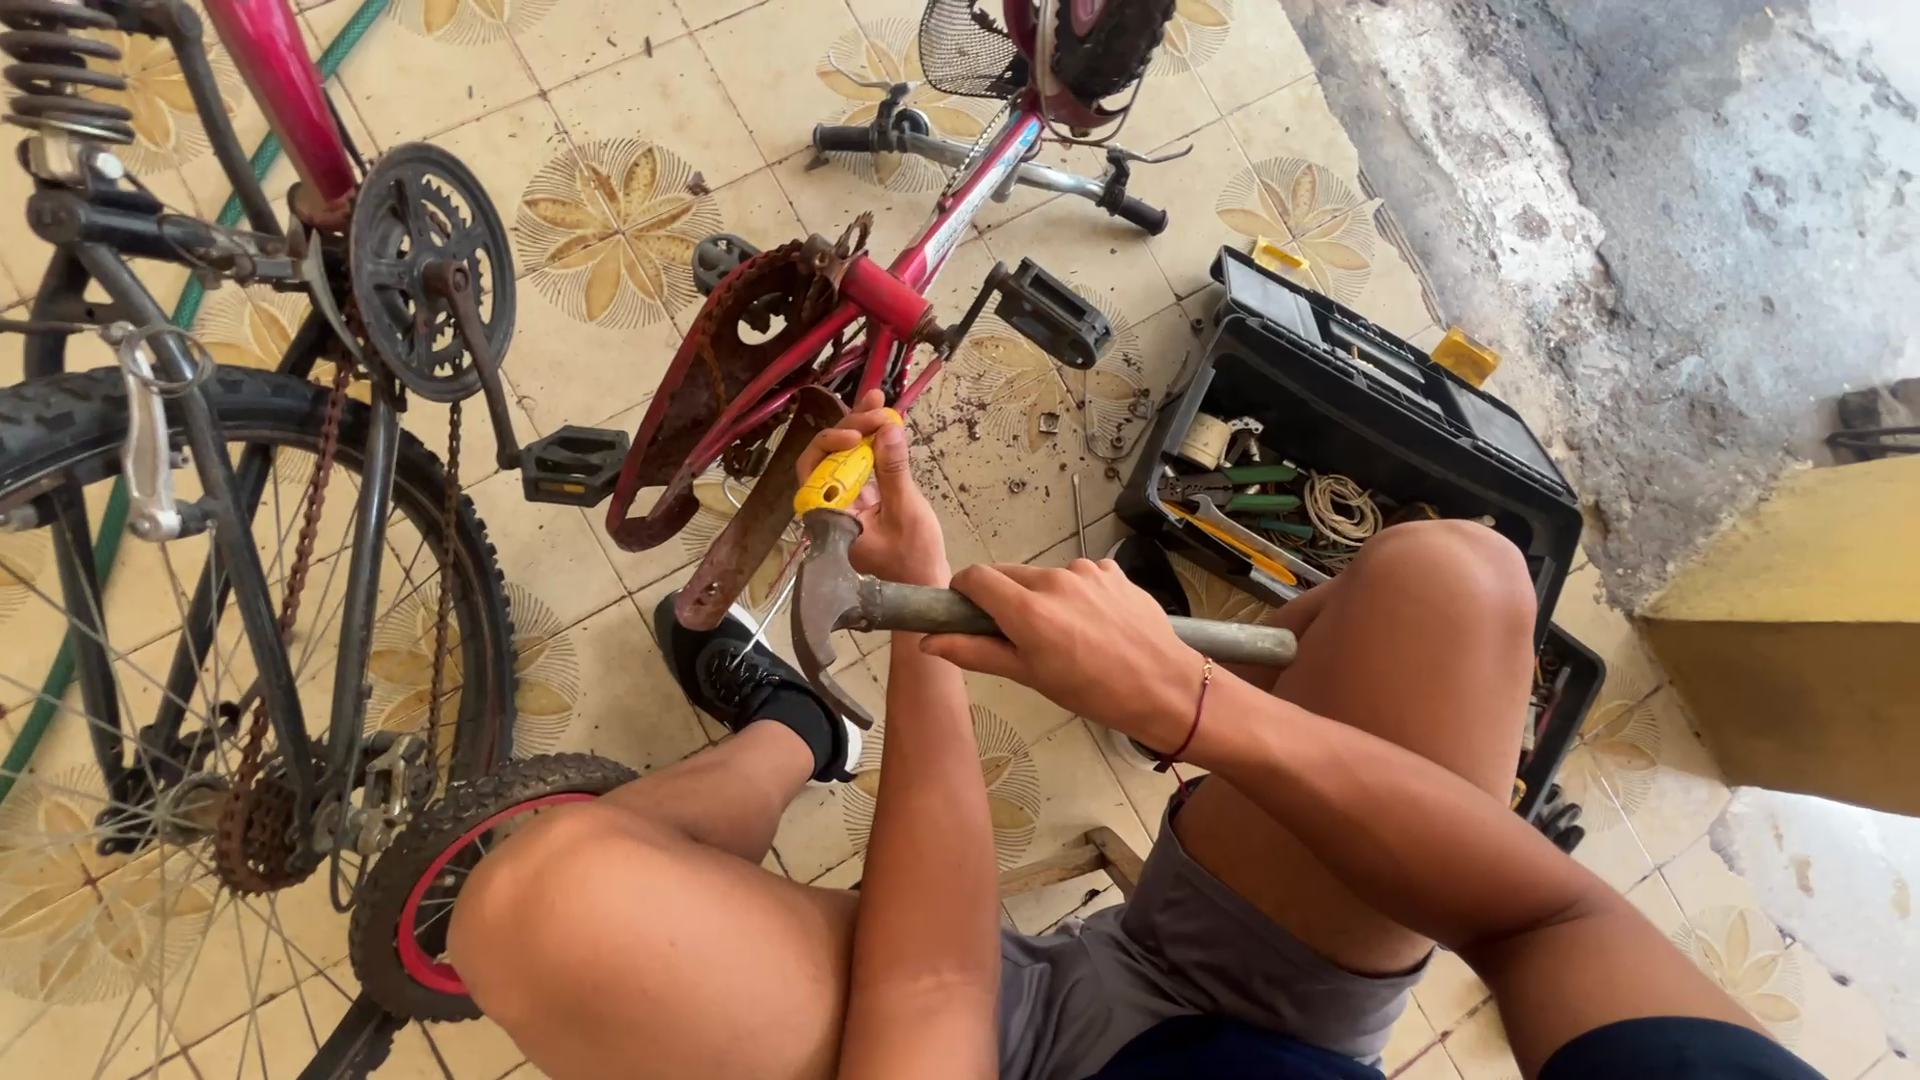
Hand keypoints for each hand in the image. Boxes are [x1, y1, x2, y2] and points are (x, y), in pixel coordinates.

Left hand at [796, 389, 949, 586]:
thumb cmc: (913, 560)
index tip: (860, 434)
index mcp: (829, 515)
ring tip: (880, 401)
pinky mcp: (864, 498)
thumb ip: (894, 471)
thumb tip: (887, 429)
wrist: (925, 585)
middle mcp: (831, 505)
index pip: (815, 470)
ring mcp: (847, 501)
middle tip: (878, 407)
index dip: (832, 444)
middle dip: (850, 427)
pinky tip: (885, 422)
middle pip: (827, 456)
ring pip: (844, 457)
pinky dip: (873, 444)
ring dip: (861, 428)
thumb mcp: (906, 512)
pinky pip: (861, 465)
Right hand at [920, 560, 1205, 751]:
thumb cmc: (1094, 692)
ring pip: (1045, 576)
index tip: (966, 609)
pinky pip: (1079, 575)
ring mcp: (1087, 571)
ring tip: (1067, 634)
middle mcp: (1055, 579)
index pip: (976, 576)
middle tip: (1020, 635)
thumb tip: (929, 642)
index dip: (964, 591)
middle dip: (1004, 598)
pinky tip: (1094, 621)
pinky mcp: (1112, 570)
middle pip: (1009, 575)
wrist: (1165, 688)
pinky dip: (1076, 593)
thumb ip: (976, 653)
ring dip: (1043, 597)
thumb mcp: (1030, 676)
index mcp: (1029, 609)